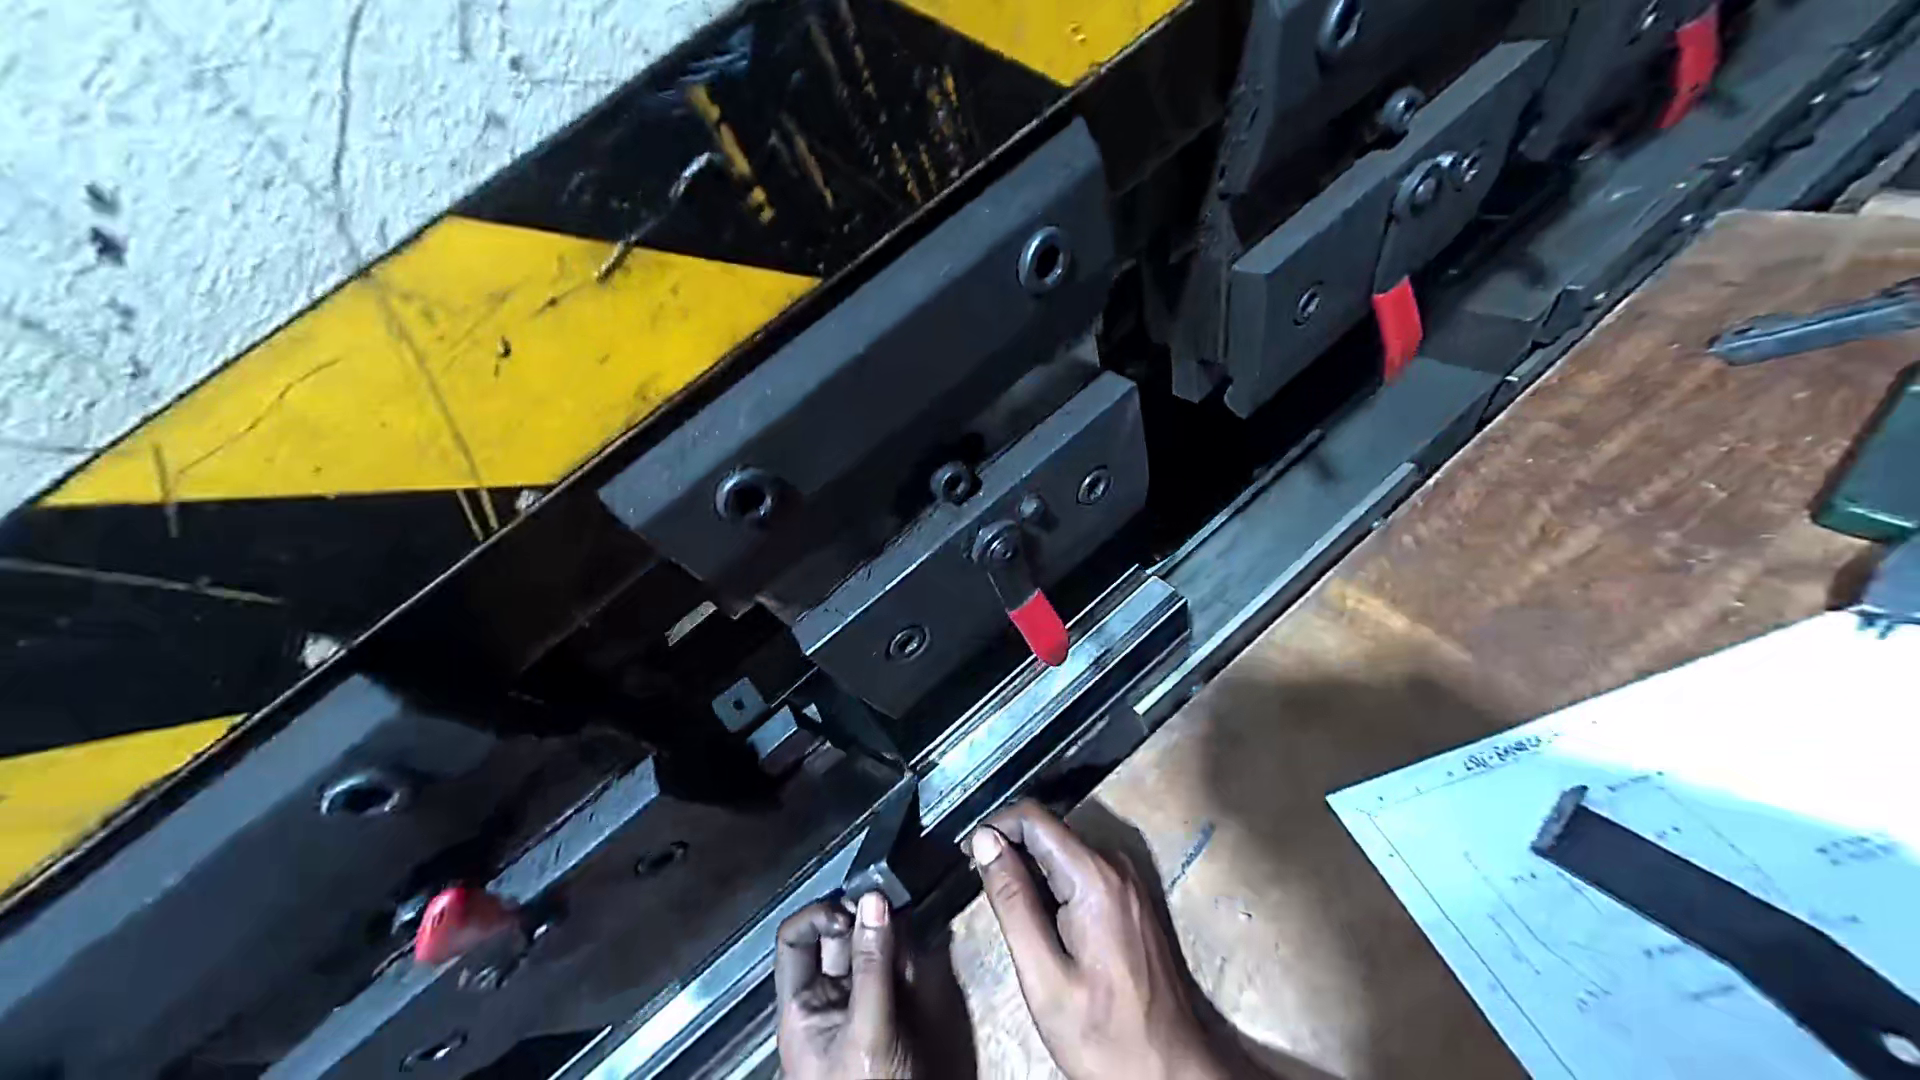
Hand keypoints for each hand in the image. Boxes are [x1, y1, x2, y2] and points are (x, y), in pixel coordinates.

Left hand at [775, 892, 915, 1079]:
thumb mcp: (868, 1035)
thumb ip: (872, 966)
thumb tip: (874, 899)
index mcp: (801, 1007)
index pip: (795, 939)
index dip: (820, 915)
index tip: (855, 912)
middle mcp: (827, 1000)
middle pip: (838, 938)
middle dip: (865, 918)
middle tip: (892, 907)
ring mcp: (860, 1006)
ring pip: (871, 949)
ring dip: (891, 936)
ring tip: (908, 933)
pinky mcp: (892, 1014)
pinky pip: (895, 970)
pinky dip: (909, 957)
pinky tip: (919, 957)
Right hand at [969, 800, 1239, 1079]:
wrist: (1172, 1076)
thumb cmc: (1103, 1035)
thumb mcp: (1044, 977)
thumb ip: (1012, 901)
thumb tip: (985, 841)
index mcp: (1094, 877)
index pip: (1033, 817)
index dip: (995, 827)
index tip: (970, 856)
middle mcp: (1114, 864)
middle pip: (1049, 830)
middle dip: (1010, 848)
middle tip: (984, 889)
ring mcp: (1127, 879)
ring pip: (1063, 848)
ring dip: (1031, 867)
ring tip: (1011, 911)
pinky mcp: (1130, 896)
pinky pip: (1081, 868)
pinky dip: (1053, 881)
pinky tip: (1044, 920)